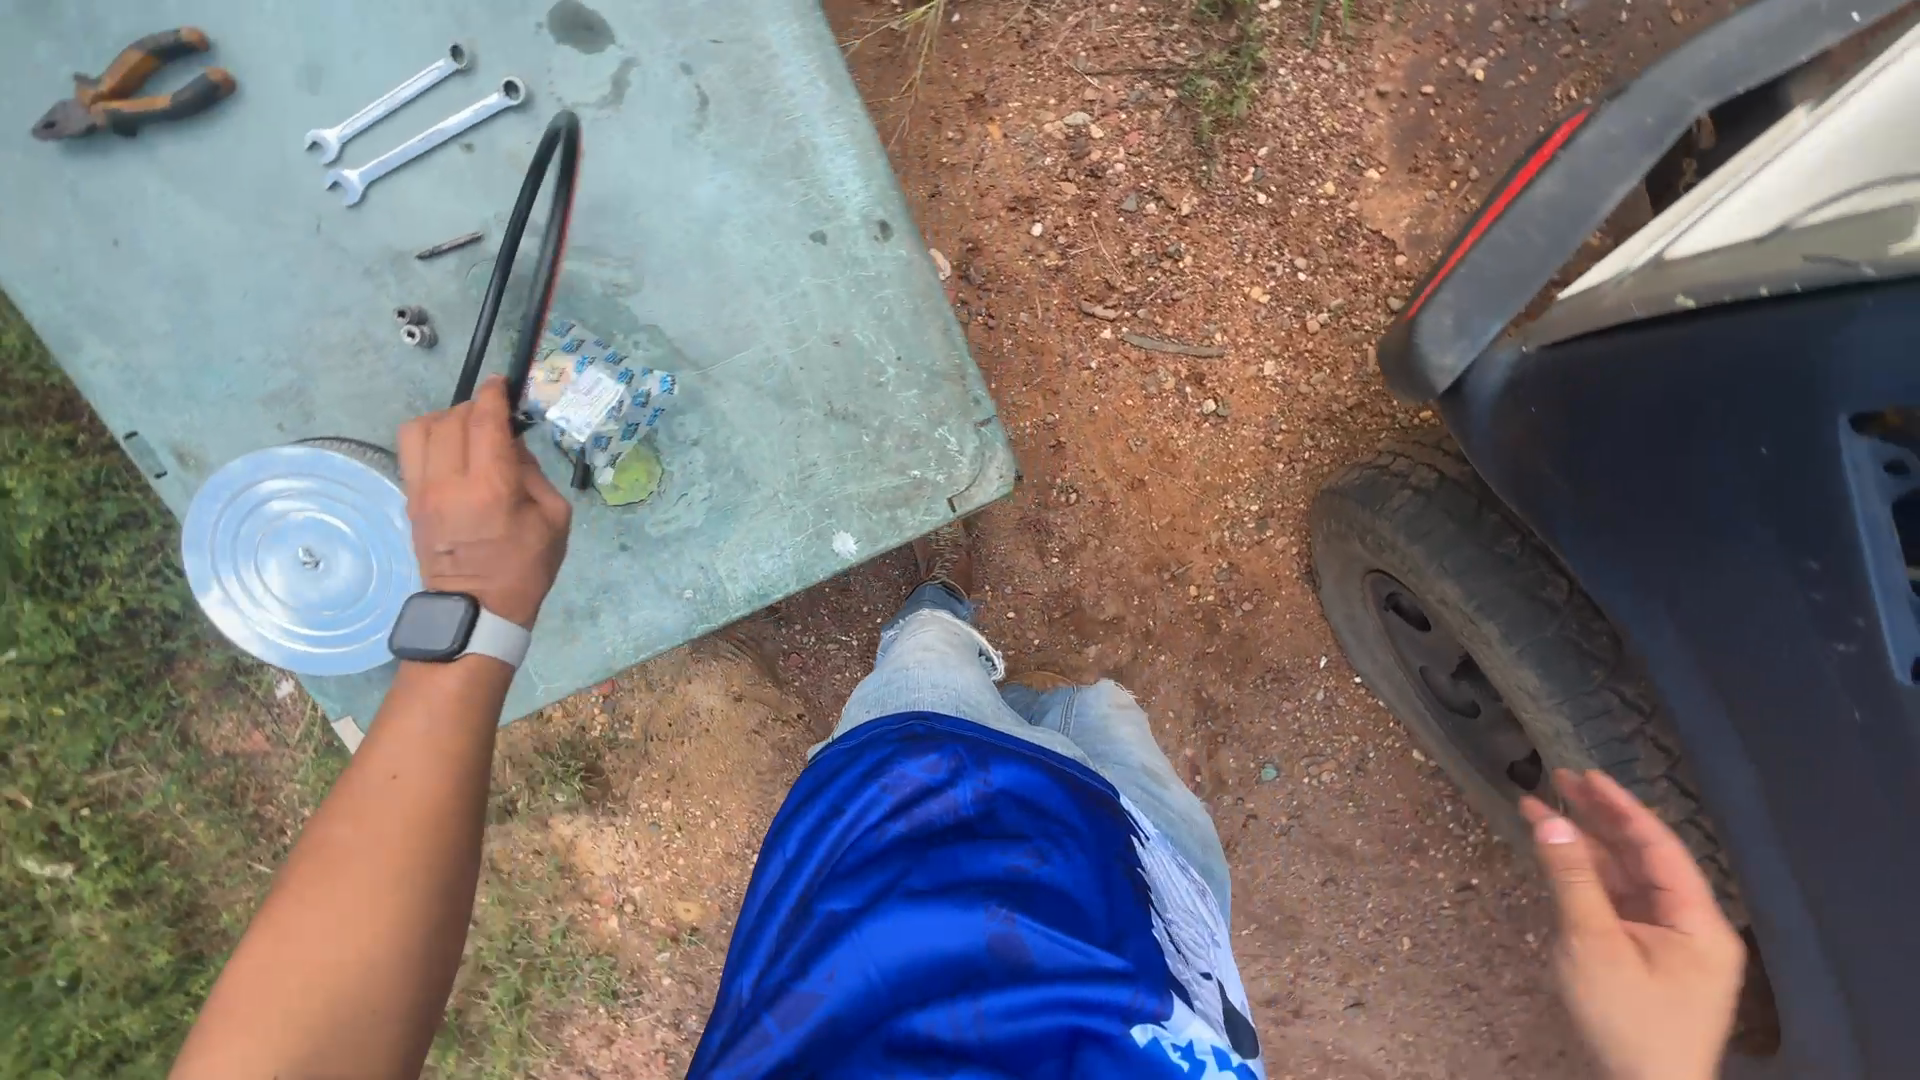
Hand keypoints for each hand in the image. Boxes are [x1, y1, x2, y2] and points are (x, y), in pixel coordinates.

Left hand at [397, 376, 571, 627]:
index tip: (502, 384)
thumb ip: (533, 474)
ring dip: (445, 420)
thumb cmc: (526, 566)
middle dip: (473, 407)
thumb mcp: (554, 518)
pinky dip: (434, 442)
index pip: (484, 422)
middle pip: (449, 419)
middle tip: (494, 415)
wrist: (479, 609)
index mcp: (491, 488)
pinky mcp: (409, 501)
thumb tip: (510, 447)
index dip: (493, 395)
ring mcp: (421, 492)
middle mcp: (448, 483)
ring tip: (468, 432)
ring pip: (418, 429)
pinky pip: (412, 453)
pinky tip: (456, 456)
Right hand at [1521, 770, 1744, 1079]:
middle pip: (1642, 857)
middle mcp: (1687, 924)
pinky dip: (1582, 872)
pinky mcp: (1640, 950)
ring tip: (1539, 808)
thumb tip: (1549, 821)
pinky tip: (1554, 853)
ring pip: (1623, 875)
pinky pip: (1613, 898)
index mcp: (1697, 922)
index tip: (1584, 774)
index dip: (1621, 807)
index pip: (1659, 847)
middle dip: (1599, 818)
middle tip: (1557, 779)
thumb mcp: (1592, 943)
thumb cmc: (1626, 1015)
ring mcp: (1663, 938)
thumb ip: (1571, 878)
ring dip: (1583, 843)